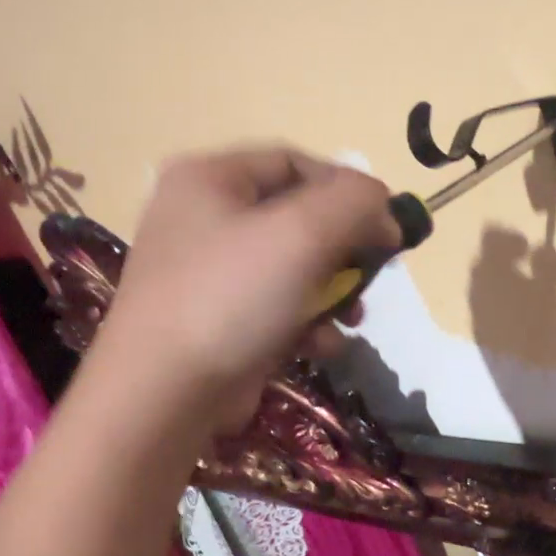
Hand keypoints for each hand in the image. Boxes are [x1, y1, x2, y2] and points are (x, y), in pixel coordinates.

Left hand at [92, 147, 399, 431]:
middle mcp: (206, 218)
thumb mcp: (301, 235)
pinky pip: (280, 309)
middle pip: (299, 219)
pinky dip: (309, 326)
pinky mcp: (221, 321)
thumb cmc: (230, 299)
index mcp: (211, 178)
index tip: (389, 227)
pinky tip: (321, 348)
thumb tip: (387, 207)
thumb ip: (353, 205)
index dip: (348, 190)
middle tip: (373, 278)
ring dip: (335, 295)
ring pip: (296, 270)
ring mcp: (211, 273)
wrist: (166, 392)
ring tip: (351, 321)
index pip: (295, 163)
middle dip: (345, 252)